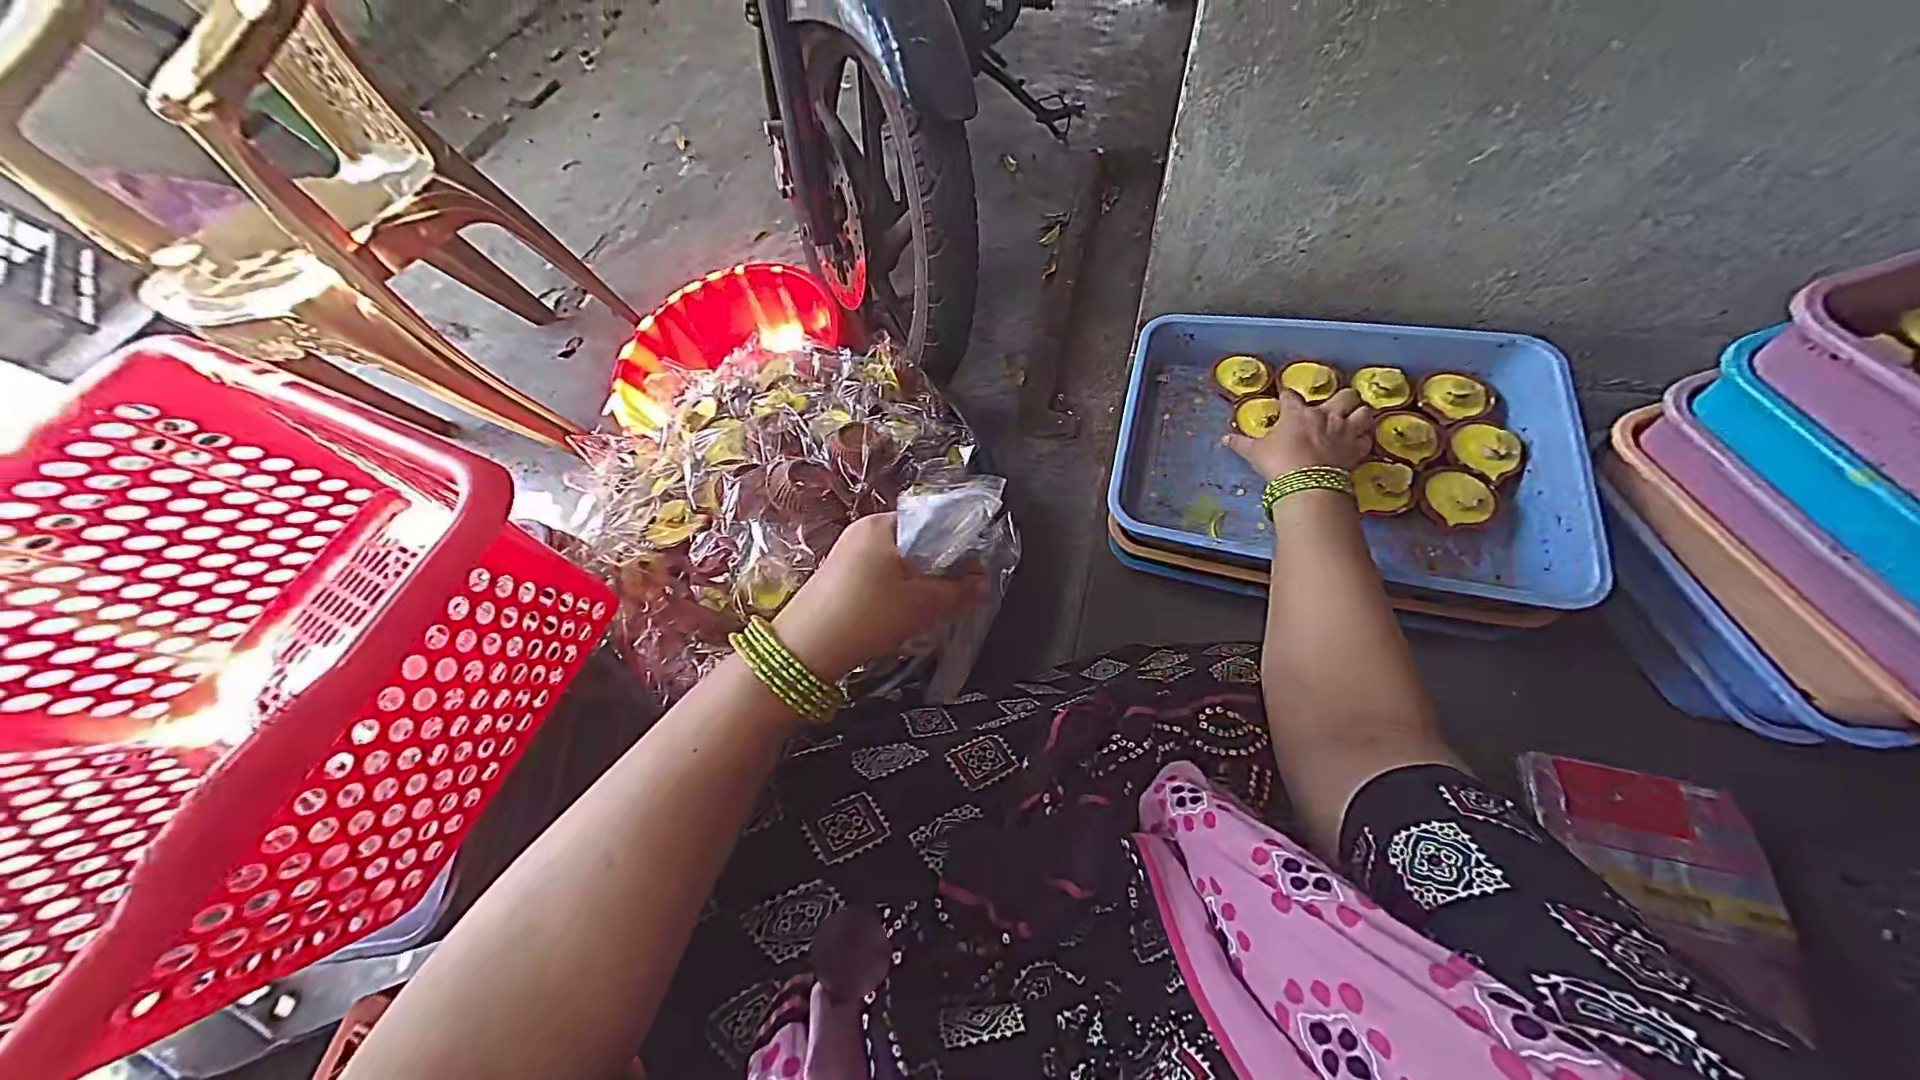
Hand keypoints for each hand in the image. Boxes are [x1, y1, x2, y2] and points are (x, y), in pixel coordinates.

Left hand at [772, 513, 985, 680]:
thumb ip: (959, 591)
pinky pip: (881, 573)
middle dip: (939, 567)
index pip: (934, 521)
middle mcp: (864, 529)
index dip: (960, 546)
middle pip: (917, 541)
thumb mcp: (922, 605)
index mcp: (883, 523)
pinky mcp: (839, 574)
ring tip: (928, 608)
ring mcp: (848, 551)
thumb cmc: (867, 616)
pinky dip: (897, 589)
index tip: (973, 572)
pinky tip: (901, 613)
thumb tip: (984, 582)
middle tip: (954, 594)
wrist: (805, 649)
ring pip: (900, 560)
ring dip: (919, 581)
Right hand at [1225, 388, 1373, 480]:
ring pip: (1363, 412)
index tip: (1285, 398)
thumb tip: (1225, 438)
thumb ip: (1241, 443)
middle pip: (1343, 395)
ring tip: (1356, 418)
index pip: (1292, 397)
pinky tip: (1358, 442)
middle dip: (1342, 398)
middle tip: (1335, 406)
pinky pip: (1366, 439)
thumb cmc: (1277, 461)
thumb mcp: (1255, 452)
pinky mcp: (1356, 448)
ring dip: (1360, 413)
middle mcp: (1325, 415)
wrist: (1306, 481)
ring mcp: (1344, 430)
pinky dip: (1364, 439)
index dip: (1288, 396)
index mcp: (1297, 413)